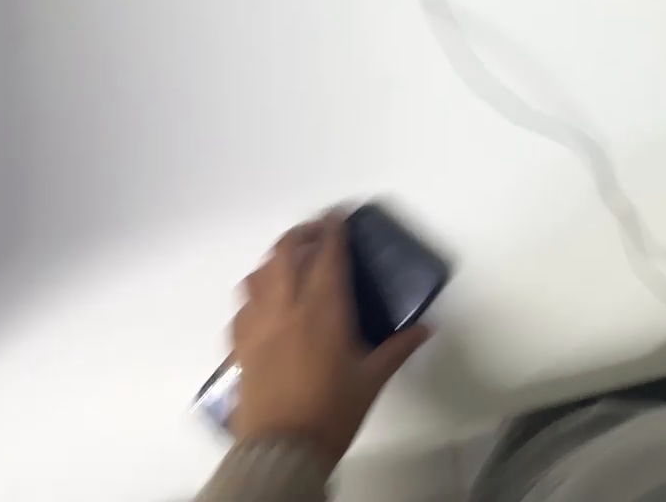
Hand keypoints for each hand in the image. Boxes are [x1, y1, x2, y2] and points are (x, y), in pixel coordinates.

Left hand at [229, 212, 430, 469]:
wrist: (282, 452)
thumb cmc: (332, 410)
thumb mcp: (372, 378)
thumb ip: (399, 347)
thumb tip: (426, 328)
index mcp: (324, 309)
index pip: (327, 255)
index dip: (333, 229)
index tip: (338, 214)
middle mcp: (287, 308)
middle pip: (285, 253)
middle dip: (300, 235)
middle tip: (316, 233)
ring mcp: (259, 326)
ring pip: (258, 275)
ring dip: (273, 261)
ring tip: (288, 263)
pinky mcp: (239, 347)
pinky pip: (241, 308)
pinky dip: (253, 296)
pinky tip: (264, 304)